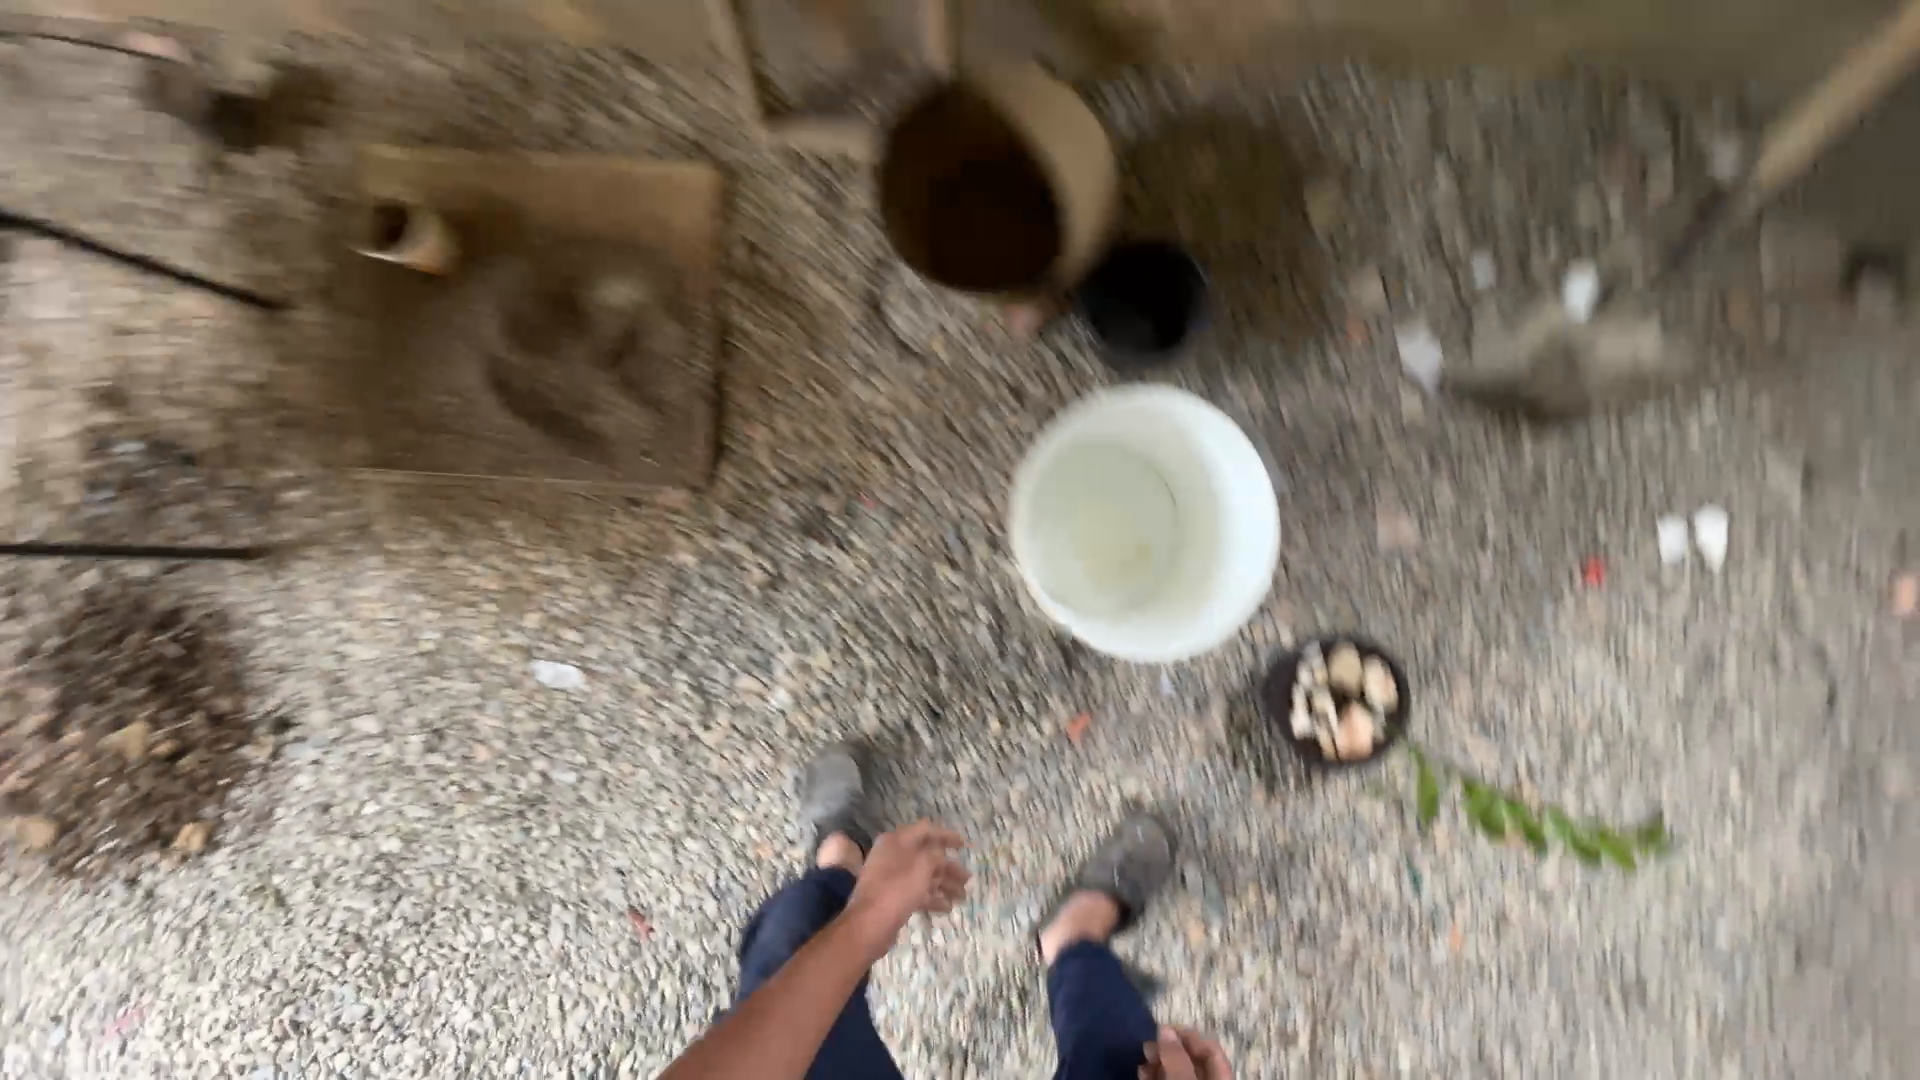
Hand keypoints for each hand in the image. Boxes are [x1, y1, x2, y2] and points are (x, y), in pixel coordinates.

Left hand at [842, 821, 969, 956]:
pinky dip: (932, 897)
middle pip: (927, 856)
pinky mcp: (893, 896)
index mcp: (897, 840)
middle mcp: (893, 855)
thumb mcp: (922, 866)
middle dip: (948, 867)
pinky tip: (947, 907)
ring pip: (923, 875)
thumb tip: (940, 855)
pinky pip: (916, 891)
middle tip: (967, 879)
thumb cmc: (897, 888)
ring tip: (962, 896)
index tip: (964, 845)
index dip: (947, 836)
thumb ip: (936, 855)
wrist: (868, 925)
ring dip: (944, 884)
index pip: (926, 831)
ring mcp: (892, 877)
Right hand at [1142, 1025, 1233, 1079]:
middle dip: (1167, 1048)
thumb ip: (1176, 1056)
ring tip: (1143, 1060)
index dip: (1187, 1035)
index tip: (1162, 1030)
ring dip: (1159, 1061)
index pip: (1210, 1047)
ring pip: (1178, 1070)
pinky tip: (1143, 1073)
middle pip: (1191, 1058)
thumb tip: (1164, 1028)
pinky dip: (1156, 1074)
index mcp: (1223, 1076)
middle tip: (1148, 1046)